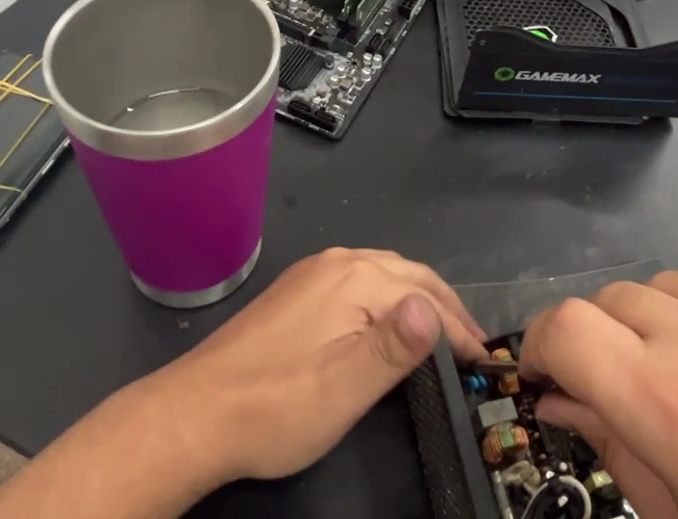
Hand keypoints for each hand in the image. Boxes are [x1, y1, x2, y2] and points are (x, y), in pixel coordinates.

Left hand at [0, 248, 484, 518]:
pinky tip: (386, 321)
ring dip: (416, 298)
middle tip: (470, 344)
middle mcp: (336, 262)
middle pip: (407, 274)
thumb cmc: (276, 407)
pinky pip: (358, 281)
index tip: (484, 359)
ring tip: (439, 331)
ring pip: (382, 273)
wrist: (193, 415)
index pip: (425, 292)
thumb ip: (394, 345)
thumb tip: (433, 308)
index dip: (459, 326)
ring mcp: (311, 274)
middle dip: (443, 305)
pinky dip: (387, 298)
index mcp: (355, 278)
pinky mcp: (294, 292)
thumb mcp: (345, 386)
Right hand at [520, 273, 677, 518]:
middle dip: (596, 340)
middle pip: (606, 298)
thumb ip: (615, 448)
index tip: (543, 372)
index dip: (536, 343)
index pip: (563, 327)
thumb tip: (562, 399)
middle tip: (620, 388)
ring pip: (659, 286)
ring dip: (649, 323)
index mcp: (672, 405)